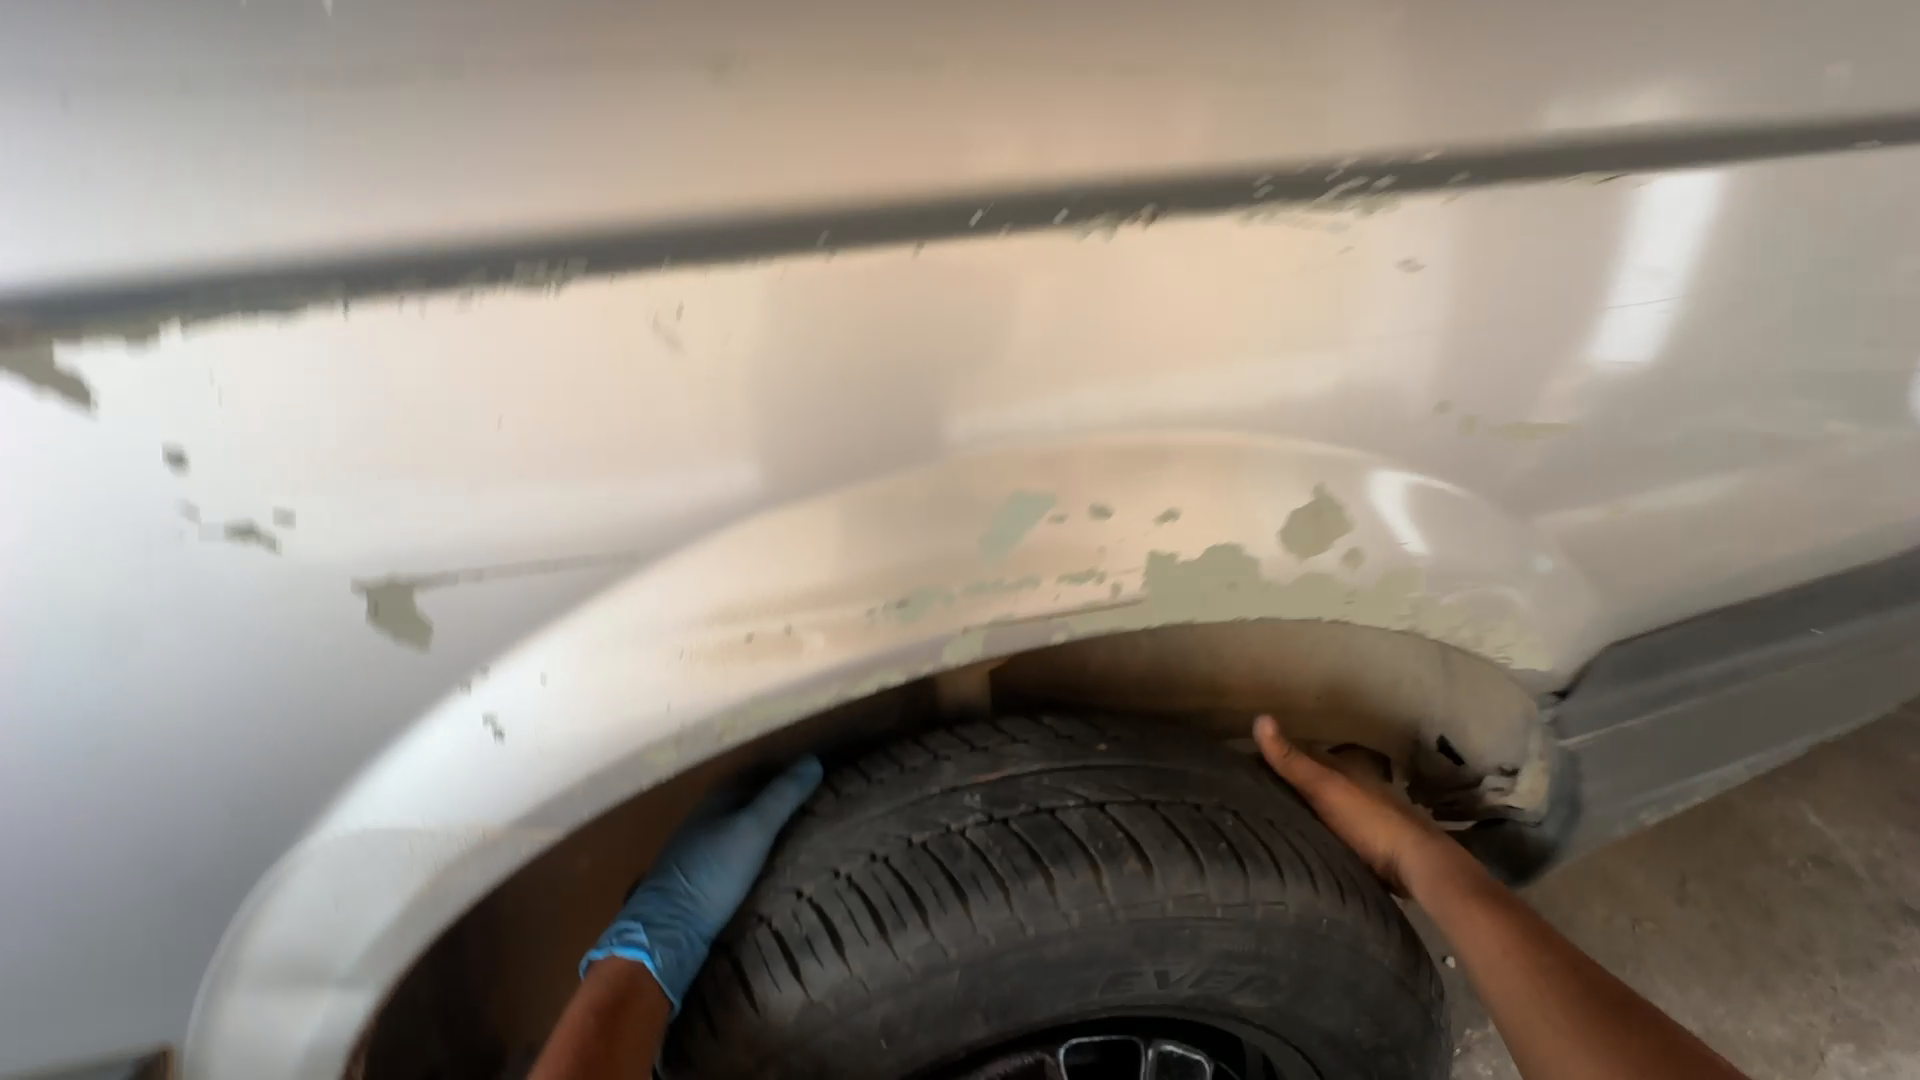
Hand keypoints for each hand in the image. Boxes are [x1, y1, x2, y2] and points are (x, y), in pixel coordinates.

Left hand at [582, 756, 823, 1012]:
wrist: (667, 931)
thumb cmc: (712, 871)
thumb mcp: (754, 829)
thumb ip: (783, 795)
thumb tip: (815, 760)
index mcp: (715, 801)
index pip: (755, 776)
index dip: (783, 776)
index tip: (814, 780)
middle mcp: (704, 821)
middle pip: (746, 804)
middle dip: (775, 804)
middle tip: (814, 810)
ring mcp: (696, 854)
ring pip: (738, 832)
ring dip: (764, 833)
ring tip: (799, 840)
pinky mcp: (696, 884)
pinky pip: (733, 858)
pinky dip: (753, 856)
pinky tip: (769, 869)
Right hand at [1252, 715, 1466, 897]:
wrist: (1419, 868)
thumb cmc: (1370, 821)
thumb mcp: (1325, 787)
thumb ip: (1292, 760)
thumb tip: (1259, 718)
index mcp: (1343, 768)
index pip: (1302, 753)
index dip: (1274, 756)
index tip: (1242, 765)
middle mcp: (1353, 787)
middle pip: (1312, 780)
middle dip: (1286, 782)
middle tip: (1248, 792)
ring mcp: (1363, 817)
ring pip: (1322, 806)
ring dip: (1301, 808)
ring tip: (1267, 818)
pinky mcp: (1368, 845)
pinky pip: (1331, 832)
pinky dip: (1314, 831)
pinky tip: (1301, 841)